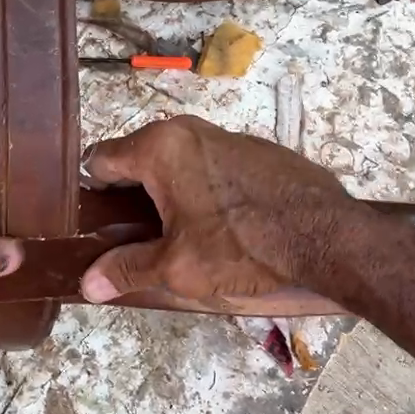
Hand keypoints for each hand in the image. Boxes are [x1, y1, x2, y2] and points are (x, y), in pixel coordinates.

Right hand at [78, 116, 380, 303]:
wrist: (327, 236)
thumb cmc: (242, 246)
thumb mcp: (178, 267)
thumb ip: (128, 270)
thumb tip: (87, 284)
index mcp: (158, 147)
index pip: (100, 160)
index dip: (92, 194)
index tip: (96, 223)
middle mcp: (186, 129)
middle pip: (138, 157)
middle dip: (131, 193)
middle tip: (136, 234)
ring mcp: (223, 134)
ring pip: (176, 159)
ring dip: (168, 189)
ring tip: (179, 232)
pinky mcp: (254, 148)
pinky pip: (209, 162)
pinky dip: (202, 185)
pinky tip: (221, 221)